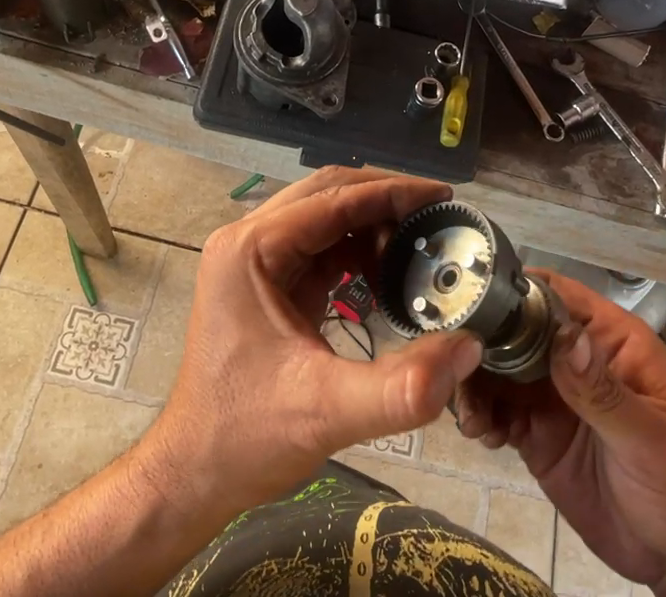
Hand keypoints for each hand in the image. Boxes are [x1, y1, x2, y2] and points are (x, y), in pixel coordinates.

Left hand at [141, 167, 483, 509]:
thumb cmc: (247, 437)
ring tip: (421, 246)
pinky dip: (357, 251)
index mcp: (249, 251)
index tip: (446, 196)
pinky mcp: (265, 284)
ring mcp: (253, 261)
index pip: (332, 199)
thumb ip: (401, 387)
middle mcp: (246, 242)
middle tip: (441, 216)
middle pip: (326, 194)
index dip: (393, 193)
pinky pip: (319, 247)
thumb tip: (470, 347)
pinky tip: (388, 274)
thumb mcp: (327, 412)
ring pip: (323, 217)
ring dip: (372, 224)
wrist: (195, 472)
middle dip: (385, 200)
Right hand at [455, 272, 665, 595]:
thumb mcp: (651, 439)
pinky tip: (483, 436)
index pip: (560, 296)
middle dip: (482, 343)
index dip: (518, 292)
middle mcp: (578, 361)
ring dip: (477, 385)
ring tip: (472, 416)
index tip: (474, 302)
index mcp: (613, 343)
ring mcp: (555, 398)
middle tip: (453, 367)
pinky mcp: (538, 435)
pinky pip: (499, 412)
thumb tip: (566, 335)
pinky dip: (483, 416)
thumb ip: (604, 390)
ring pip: (500, 371)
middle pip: (517, 331)